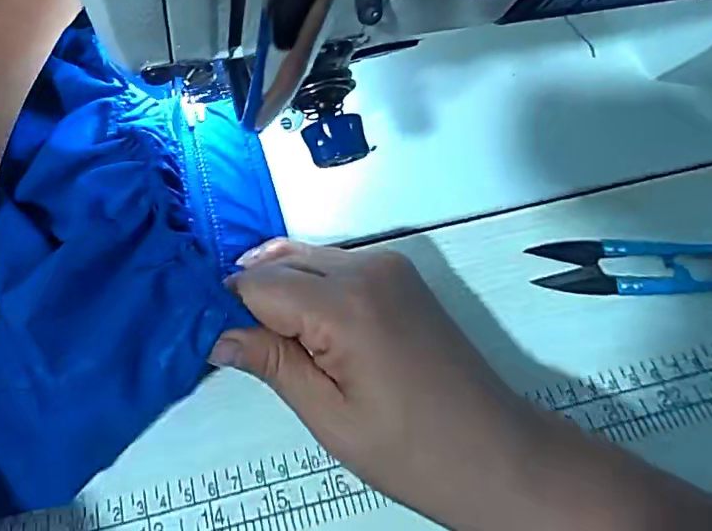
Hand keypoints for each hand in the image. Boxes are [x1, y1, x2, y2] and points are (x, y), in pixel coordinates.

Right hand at [215, 240, 711, 530]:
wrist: (506, 457)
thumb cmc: (414, 452)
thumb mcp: (330, 418)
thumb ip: (270, 363)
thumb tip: (214, 335)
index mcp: (345, 305)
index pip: (259, 284)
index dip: (227, 305)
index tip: (205, 329)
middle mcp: (363, 266)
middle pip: (278, 261)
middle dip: (247, 290)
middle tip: (224, 329)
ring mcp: (384, 262)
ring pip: (304, 255)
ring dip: (276, 282)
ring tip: (256, 323)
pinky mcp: (397, 268)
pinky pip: (333, 260)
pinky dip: (307, 278)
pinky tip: (299, 313)